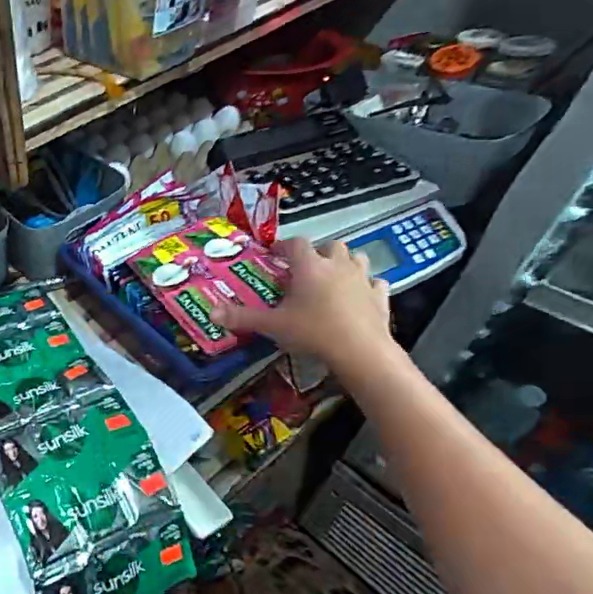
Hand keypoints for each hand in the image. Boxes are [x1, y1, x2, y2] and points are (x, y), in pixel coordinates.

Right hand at [212, 238, 395, 368]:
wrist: (360, 350)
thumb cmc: (313, 332)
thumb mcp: (273, 326)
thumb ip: (243, 318)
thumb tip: (212, 313)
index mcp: (310, 266)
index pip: (296, 243)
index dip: (285, 246)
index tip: (275, 254)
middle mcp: (337, 265)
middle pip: (330, 246)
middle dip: (318, 252)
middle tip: (306, 268)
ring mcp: (362, 279)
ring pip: (356, 258)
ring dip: (345, 263)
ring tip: (333, 277)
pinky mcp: (380, 296)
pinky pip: (375, 282)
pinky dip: (368, 285)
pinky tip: (361, 295)